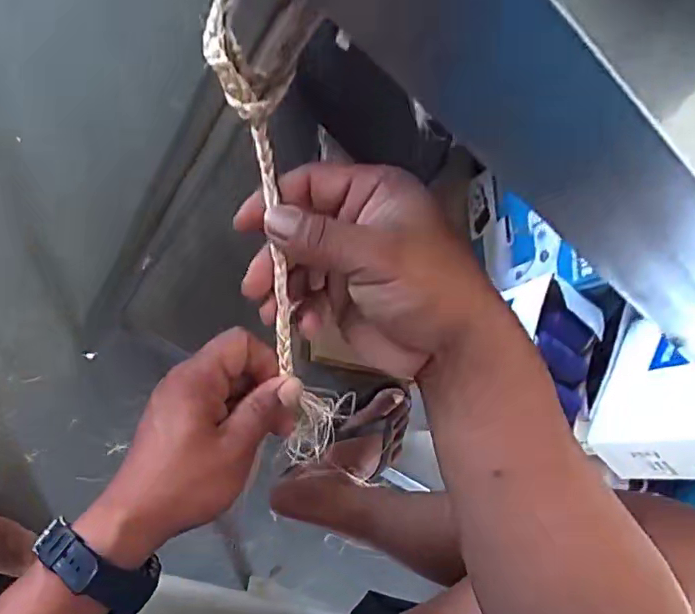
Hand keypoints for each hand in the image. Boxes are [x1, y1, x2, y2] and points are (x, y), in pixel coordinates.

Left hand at [76, 328, 301, 564]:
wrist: (135, 515)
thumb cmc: (188, 484)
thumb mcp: (235, 448)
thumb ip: (263, 409)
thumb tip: (291, 383)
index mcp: (195, 378)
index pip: (240, 342)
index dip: (268, 364)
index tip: (282, 401)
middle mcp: (180, 379)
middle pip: (231, 363)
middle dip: (262, 389)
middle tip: (281, 430)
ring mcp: (172, 400)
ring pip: (221, 387)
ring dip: (247, 408)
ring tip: (261, 442)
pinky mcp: (169, 420)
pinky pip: (206, 405)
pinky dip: (227, 418)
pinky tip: (236, 447)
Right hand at [234, 163, 506, 381]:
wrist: (449, 346)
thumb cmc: (424, 287)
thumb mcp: (372, 254)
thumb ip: (319, 237)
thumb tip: (271, 218)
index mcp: (370, 195)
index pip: (312, 185)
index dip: (276, 202)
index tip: (245, 225)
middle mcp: (355, 224)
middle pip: (297, 230)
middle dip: (274, 258)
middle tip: (255, 286)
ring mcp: (346, 264)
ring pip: (297, 267)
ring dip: (281, 289)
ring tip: (273, 311)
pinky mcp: (342, 300)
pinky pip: (308, 298)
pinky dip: (300, 311)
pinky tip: (305, 325)